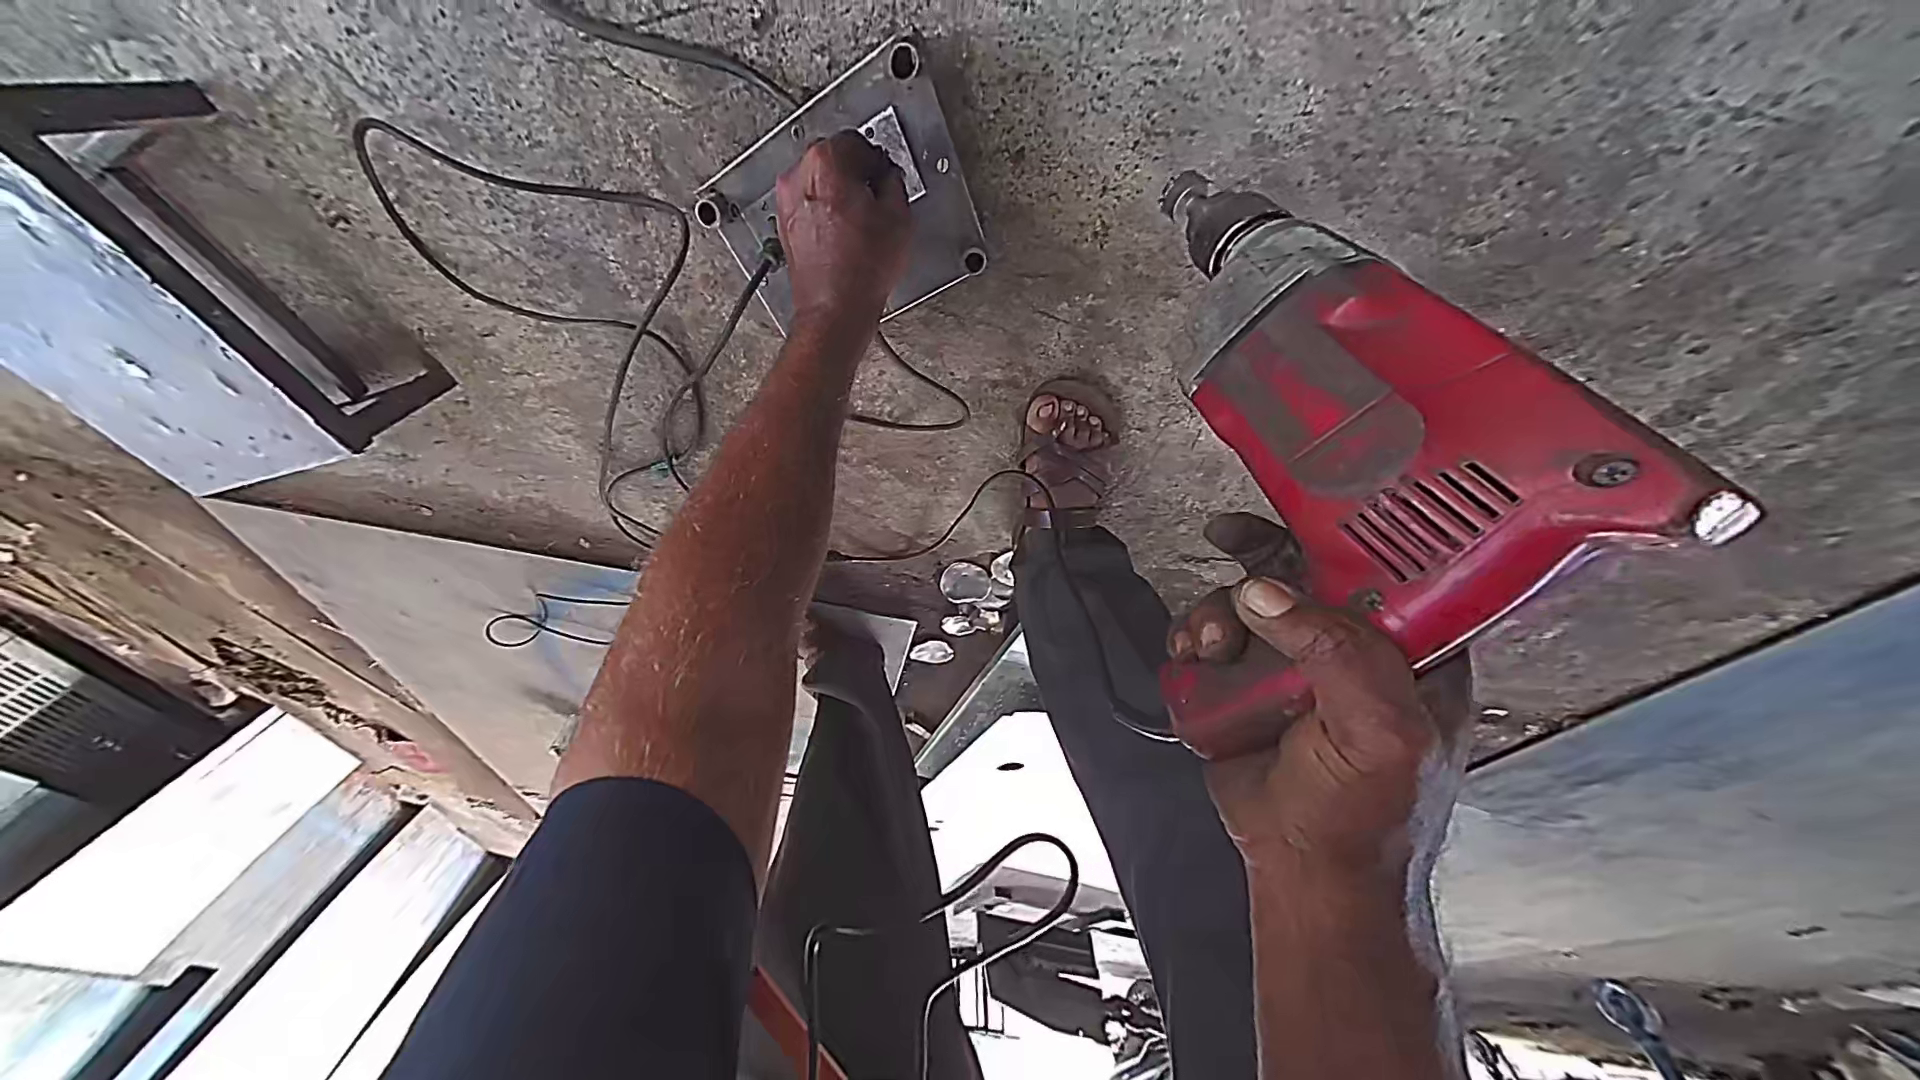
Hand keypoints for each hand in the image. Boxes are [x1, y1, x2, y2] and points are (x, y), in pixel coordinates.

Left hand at [774, 130, 910, 338]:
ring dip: (839, 196)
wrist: (836, 309)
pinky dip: (825, 216)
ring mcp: (787, 204)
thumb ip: (894, 184)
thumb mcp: (898, 219)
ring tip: (861, 222)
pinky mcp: (785, 228)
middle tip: (876, 198)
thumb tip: (888, 180)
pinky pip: (810, 209)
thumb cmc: (861, 271)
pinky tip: (845, 237)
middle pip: (832, 159)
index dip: (878, 160)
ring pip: (818, 184)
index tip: (886, 174)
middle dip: (855, 175)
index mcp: (826, 162)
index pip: (857, 141)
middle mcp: (798, 178)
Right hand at [1168, 514, 1473, 876]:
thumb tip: (1268, 595)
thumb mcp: (1377, 736)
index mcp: (1404, 651)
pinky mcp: (1243, 681)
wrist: (1303, 864)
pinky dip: (1191, 640)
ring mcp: (1289, 665)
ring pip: (1242, 605)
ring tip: (1207, 646)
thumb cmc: (1364, 816)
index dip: (1335, 532)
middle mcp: (1344, 648)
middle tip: (1228, 545)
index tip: (1295, 507)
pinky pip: (1209, 638)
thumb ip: (1338, 657)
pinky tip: (1192, 659)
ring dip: (1215, 614)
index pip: (1376, 568)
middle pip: (1294, 575)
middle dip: (1256, 567)